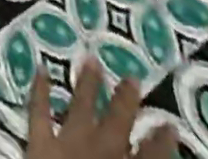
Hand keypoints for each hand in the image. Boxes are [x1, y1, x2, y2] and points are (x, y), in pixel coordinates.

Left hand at [26, 59, 176, 158]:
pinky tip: (40, 68)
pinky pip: (38, 111)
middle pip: (118, 123)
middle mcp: (102, 153)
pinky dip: (38, 89)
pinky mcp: (39, 142)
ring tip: (90, 59)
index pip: (153, 157)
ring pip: (80, 107)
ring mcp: (69, 144)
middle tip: (133, 77)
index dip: (163, 141)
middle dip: (126, 101)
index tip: (170, 124)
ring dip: (86, 84)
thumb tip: (164, 156)